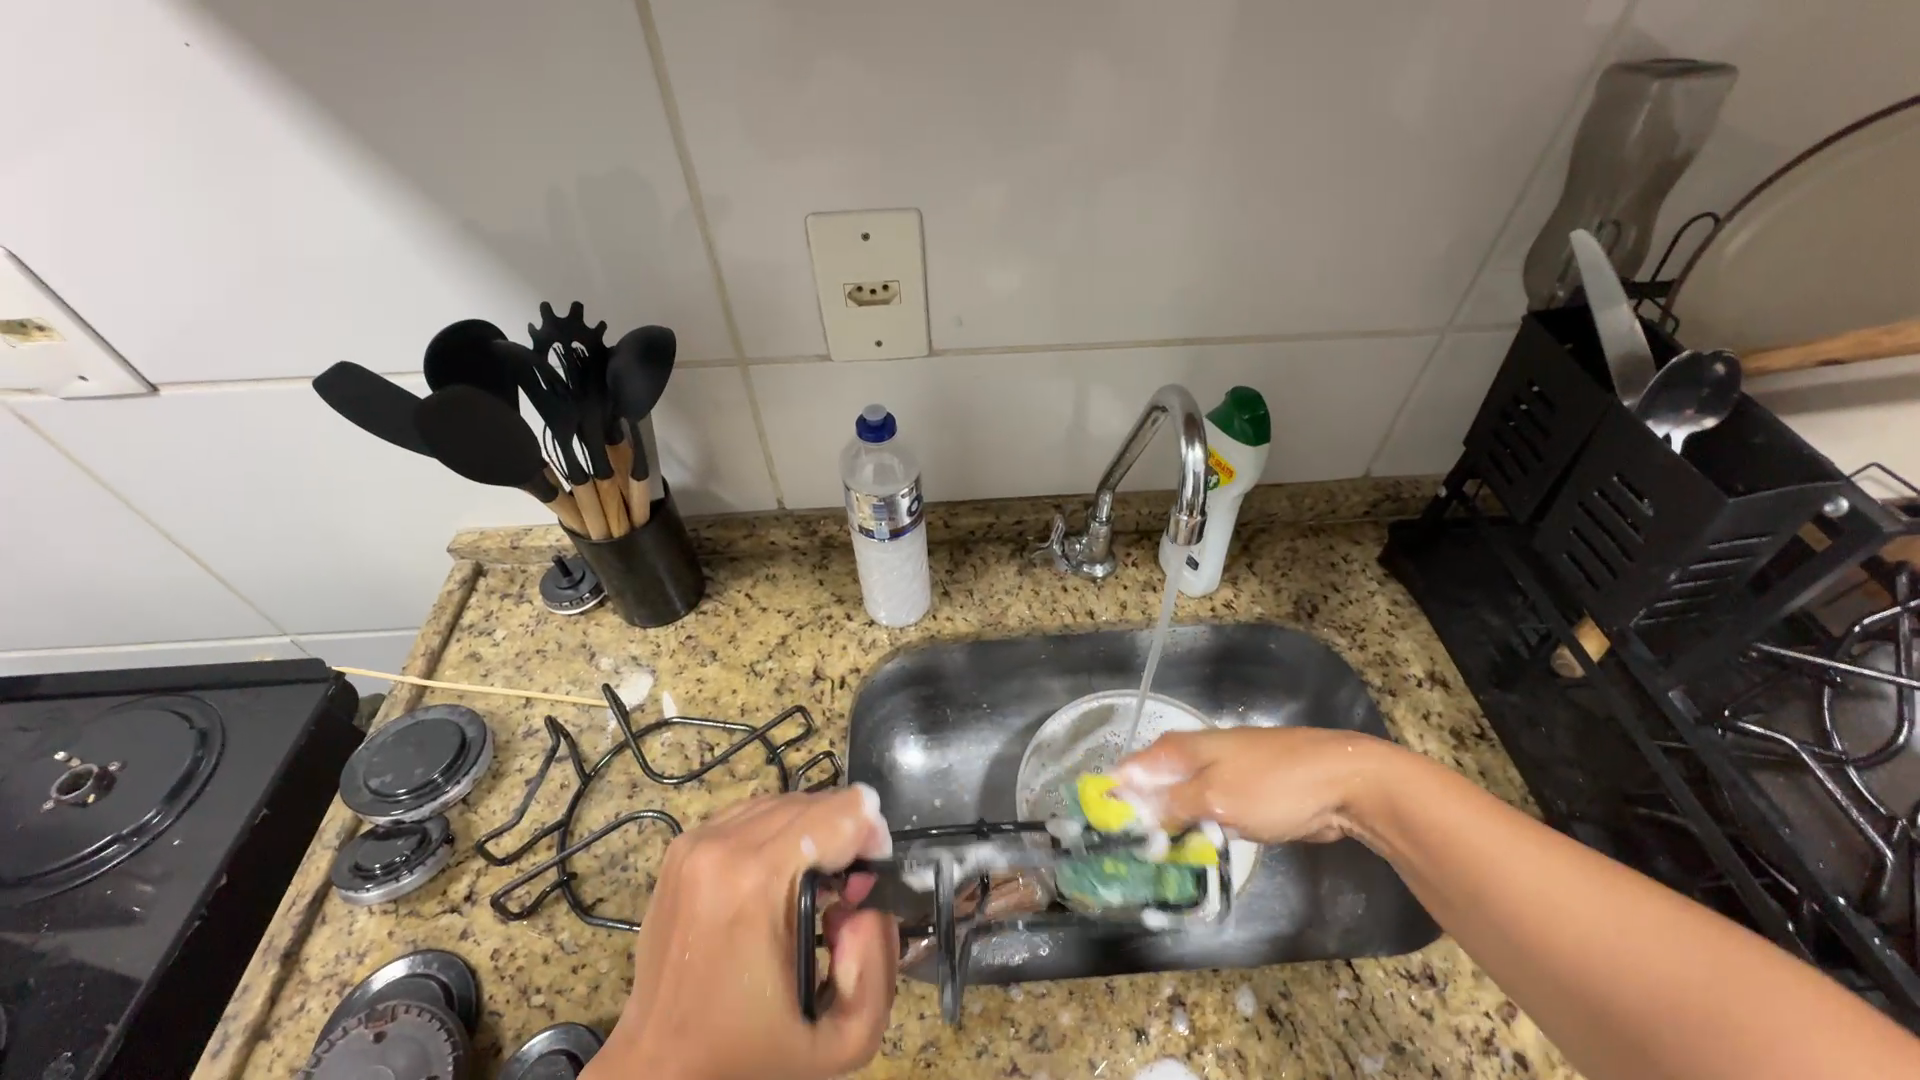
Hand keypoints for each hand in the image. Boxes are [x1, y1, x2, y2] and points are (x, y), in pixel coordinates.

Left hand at [586, 785, 898, 1079]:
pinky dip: (777, 837)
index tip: (868, 884)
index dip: (872, 837)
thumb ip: (881, 962)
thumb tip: (865, 903)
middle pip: (815, 804)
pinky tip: (778, 880)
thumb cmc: (751, 1054)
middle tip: (845, 896)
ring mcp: (694, 843)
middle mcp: (721, 847)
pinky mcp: (681, 848)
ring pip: (783, 803)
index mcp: (756, 883)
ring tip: (814, 889)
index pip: (841, 812)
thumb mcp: (845, 1037)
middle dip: (845, 837)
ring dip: (812, 834)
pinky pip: (750, 815)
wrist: (659, 1068)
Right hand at [1114, 727, 1406, 844]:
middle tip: (1131, 856)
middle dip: (1140, 818)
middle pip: (1153, 787)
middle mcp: (1195, 754)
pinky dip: (1201, 829)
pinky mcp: (1246, 793)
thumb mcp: (1214, 799)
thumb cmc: (1274, 786)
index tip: (1101, 835)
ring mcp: (1222, 773)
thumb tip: (1131, 812)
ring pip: (1182, 802)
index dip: (1112, 800)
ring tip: (1159, 861)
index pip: (1128, 771)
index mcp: (1181, 748)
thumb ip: (1169, 806)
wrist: (1346, 784)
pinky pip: (1209, 812)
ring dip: (1172, 828)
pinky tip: (1198, 851)